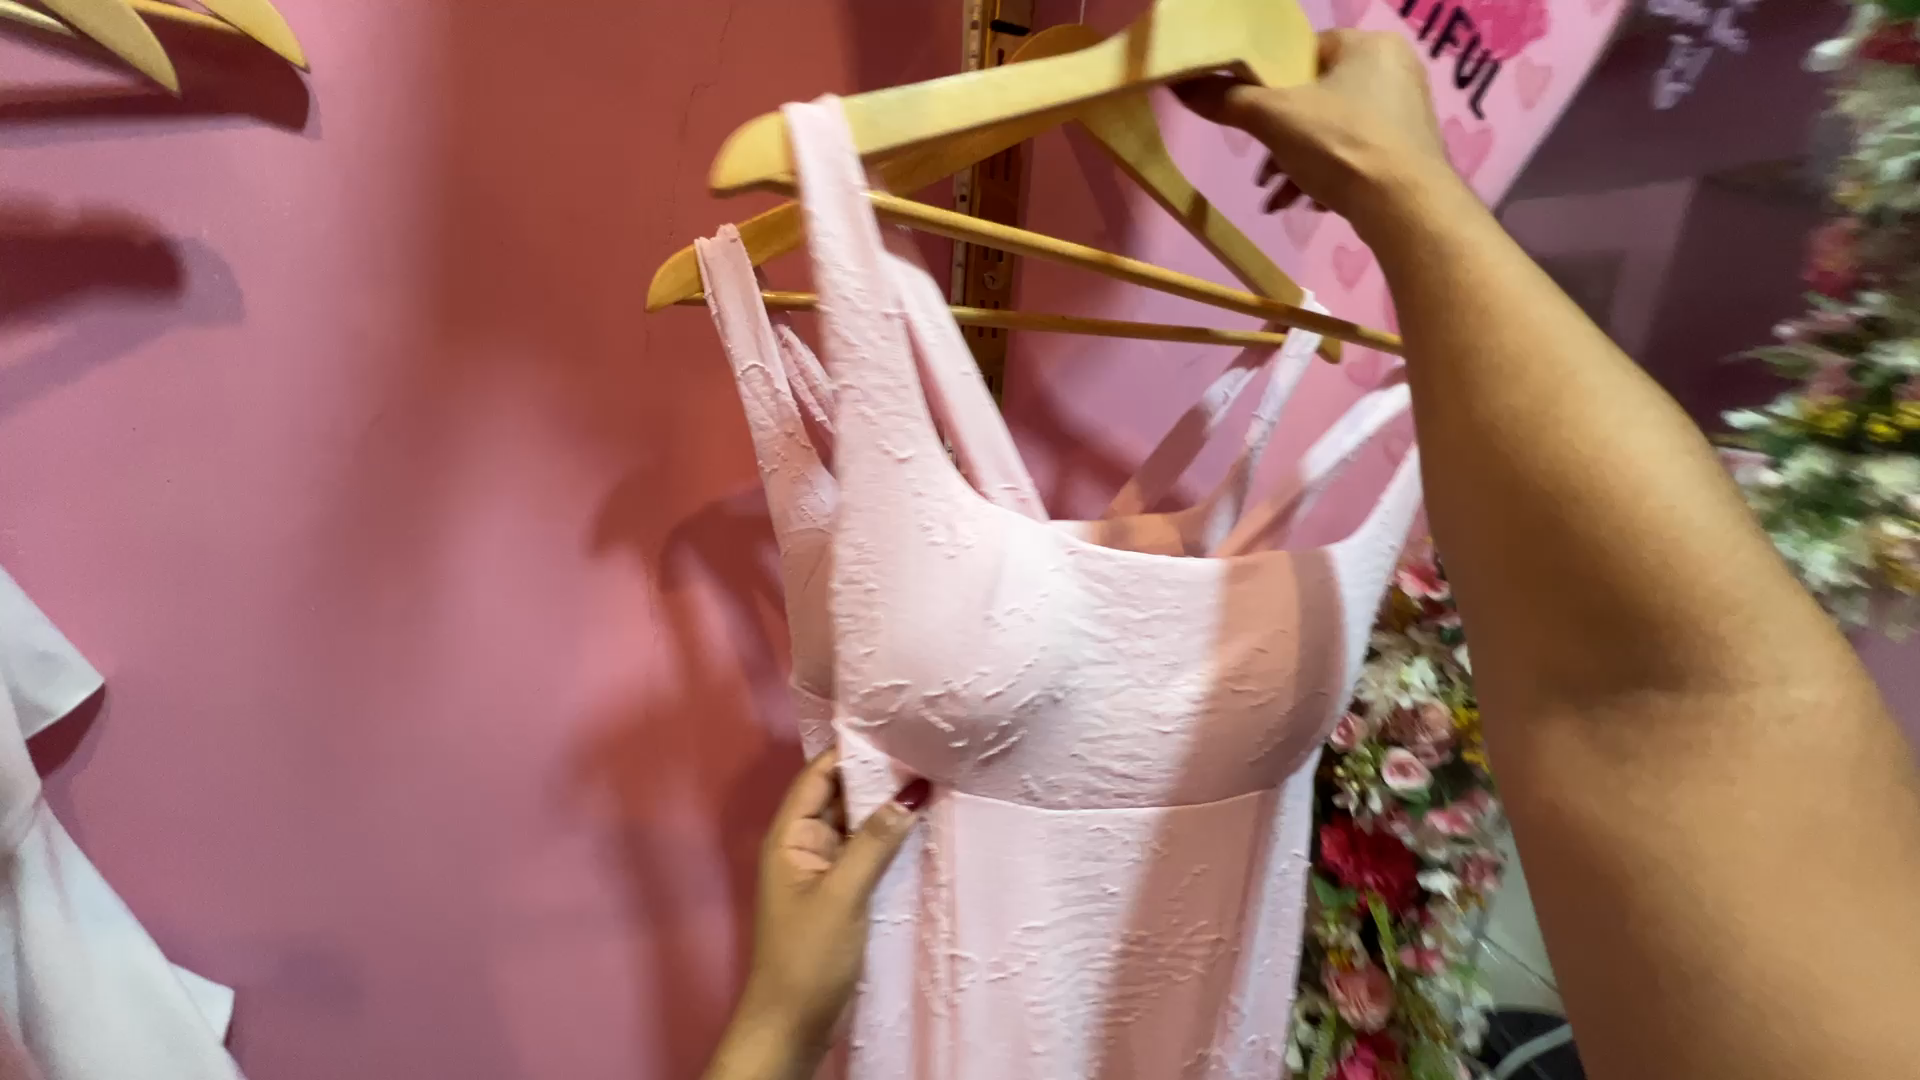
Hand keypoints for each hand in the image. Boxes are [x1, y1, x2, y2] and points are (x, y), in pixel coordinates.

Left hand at [703, 748, 929, 1079]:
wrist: (793, 1029)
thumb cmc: (807, 958)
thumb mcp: (843, 894)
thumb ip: (875, 841)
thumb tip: (912, 791)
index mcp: (791, 835)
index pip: (819, 775)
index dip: (852, 751)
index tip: (894, 730)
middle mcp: (806, 842)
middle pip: (841, 794)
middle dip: (877, 775)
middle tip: (923, 750)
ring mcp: (825, 866)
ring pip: (857, 821)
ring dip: (886, 805)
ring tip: (929, 777)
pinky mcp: (843, 888)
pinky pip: (867, 849)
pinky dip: (889, 835)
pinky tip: (919, 824)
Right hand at [1176, 30, 1463, 230]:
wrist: (1402, 203)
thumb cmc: (1339, 146)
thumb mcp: (1274, 120)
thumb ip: (1228, 101)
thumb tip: (1182, 85)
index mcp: (1367, 45)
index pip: (1305, 55)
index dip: (1271, 87)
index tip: (1253, 120)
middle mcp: (1392, 70)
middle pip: (1314, 101)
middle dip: (1279, 144)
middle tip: (1261, 176)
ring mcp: (1403, 113)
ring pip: (1331, 135)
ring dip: (1295, 169)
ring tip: (1276, 202)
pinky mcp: (1406, 152)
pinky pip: (1353, 158)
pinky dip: (1326, 179)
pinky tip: (1309, 205)